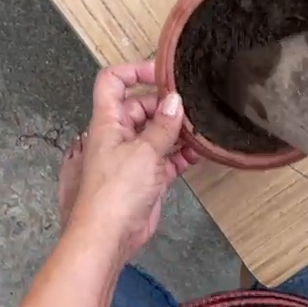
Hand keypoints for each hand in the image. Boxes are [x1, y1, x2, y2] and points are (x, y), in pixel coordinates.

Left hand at [57, 61, 197, 263]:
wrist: (108, 235)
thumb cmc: (114, 193)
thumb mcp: (144, 151)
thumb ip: (163, 126)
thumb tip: (175, 102)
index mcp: (107, 121)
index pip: (113, 82)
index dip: (134, 71)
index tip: (161, 73)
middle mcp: (118, 136)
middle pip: (142, 108)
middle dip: (166, 106)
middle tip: (190, 108)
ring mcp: (132, 157)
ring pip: (156, 134)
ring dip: (177, 131)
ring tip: (200, 130)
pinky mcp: (145, 178)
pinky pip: (165, 159)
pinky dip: (181, 155)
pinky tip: (198, 152)